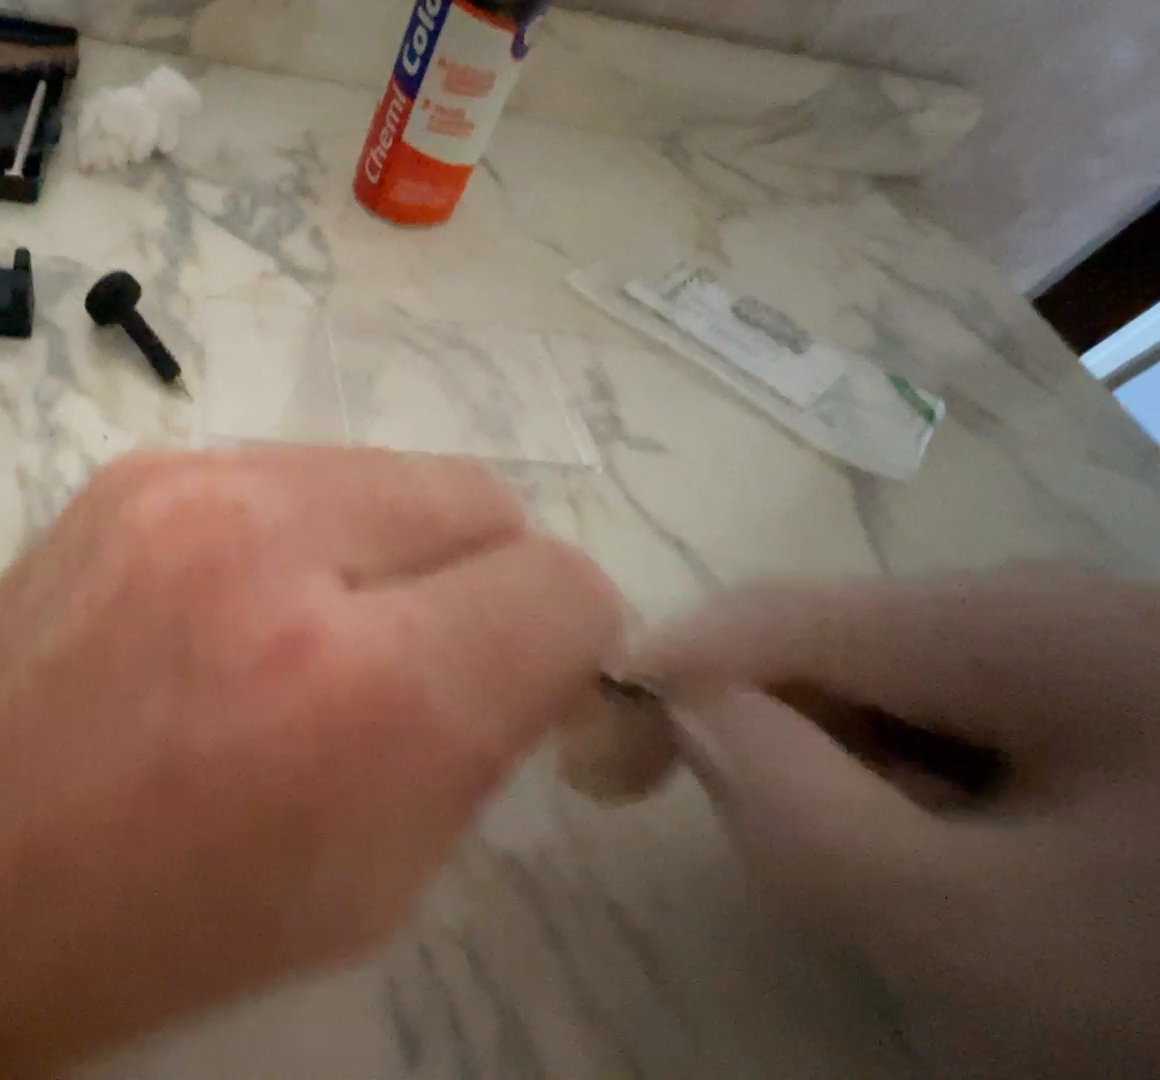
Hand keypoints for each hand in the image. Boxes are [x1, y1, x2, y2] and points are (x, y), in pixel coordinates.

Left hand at [0, 446, 622, 1072]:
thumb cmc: (159, 921)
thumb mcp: (370, 882)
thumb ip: (478, 744)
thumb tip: (535, 656)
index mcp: (367, 688)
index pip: (561, 588)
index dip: (567, 642)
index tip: (528, 683)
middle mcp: (283, 547)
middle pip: (481, 498)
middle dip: (483, 580)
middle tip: (425, 656)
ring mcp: (194, 486)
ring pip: (383, 474)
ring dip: (388, 550)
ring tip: (319, 631)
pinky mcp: (135, 470)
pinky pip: (286, 476)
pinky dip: (302, 534)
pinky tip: (238, 604)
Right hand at [559, 569, 1159, 1079]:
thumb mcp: (978, 932)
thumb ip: (792, 811)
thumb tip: (684, 716)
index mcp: (1012, 627)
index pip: (761, 619)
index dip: (652, 676)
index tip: (590, 755)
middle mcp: (1034, 607)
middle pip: (815, 650)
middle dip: (758, 734)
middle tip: (751, 833)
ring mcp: (1075, 648)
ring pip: (874, 688)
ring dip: (835, 767)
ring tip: (890, 864)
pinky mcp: (1103, 694)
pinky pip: (942, 717)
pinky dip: (905, 778)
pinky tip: (963, 848)